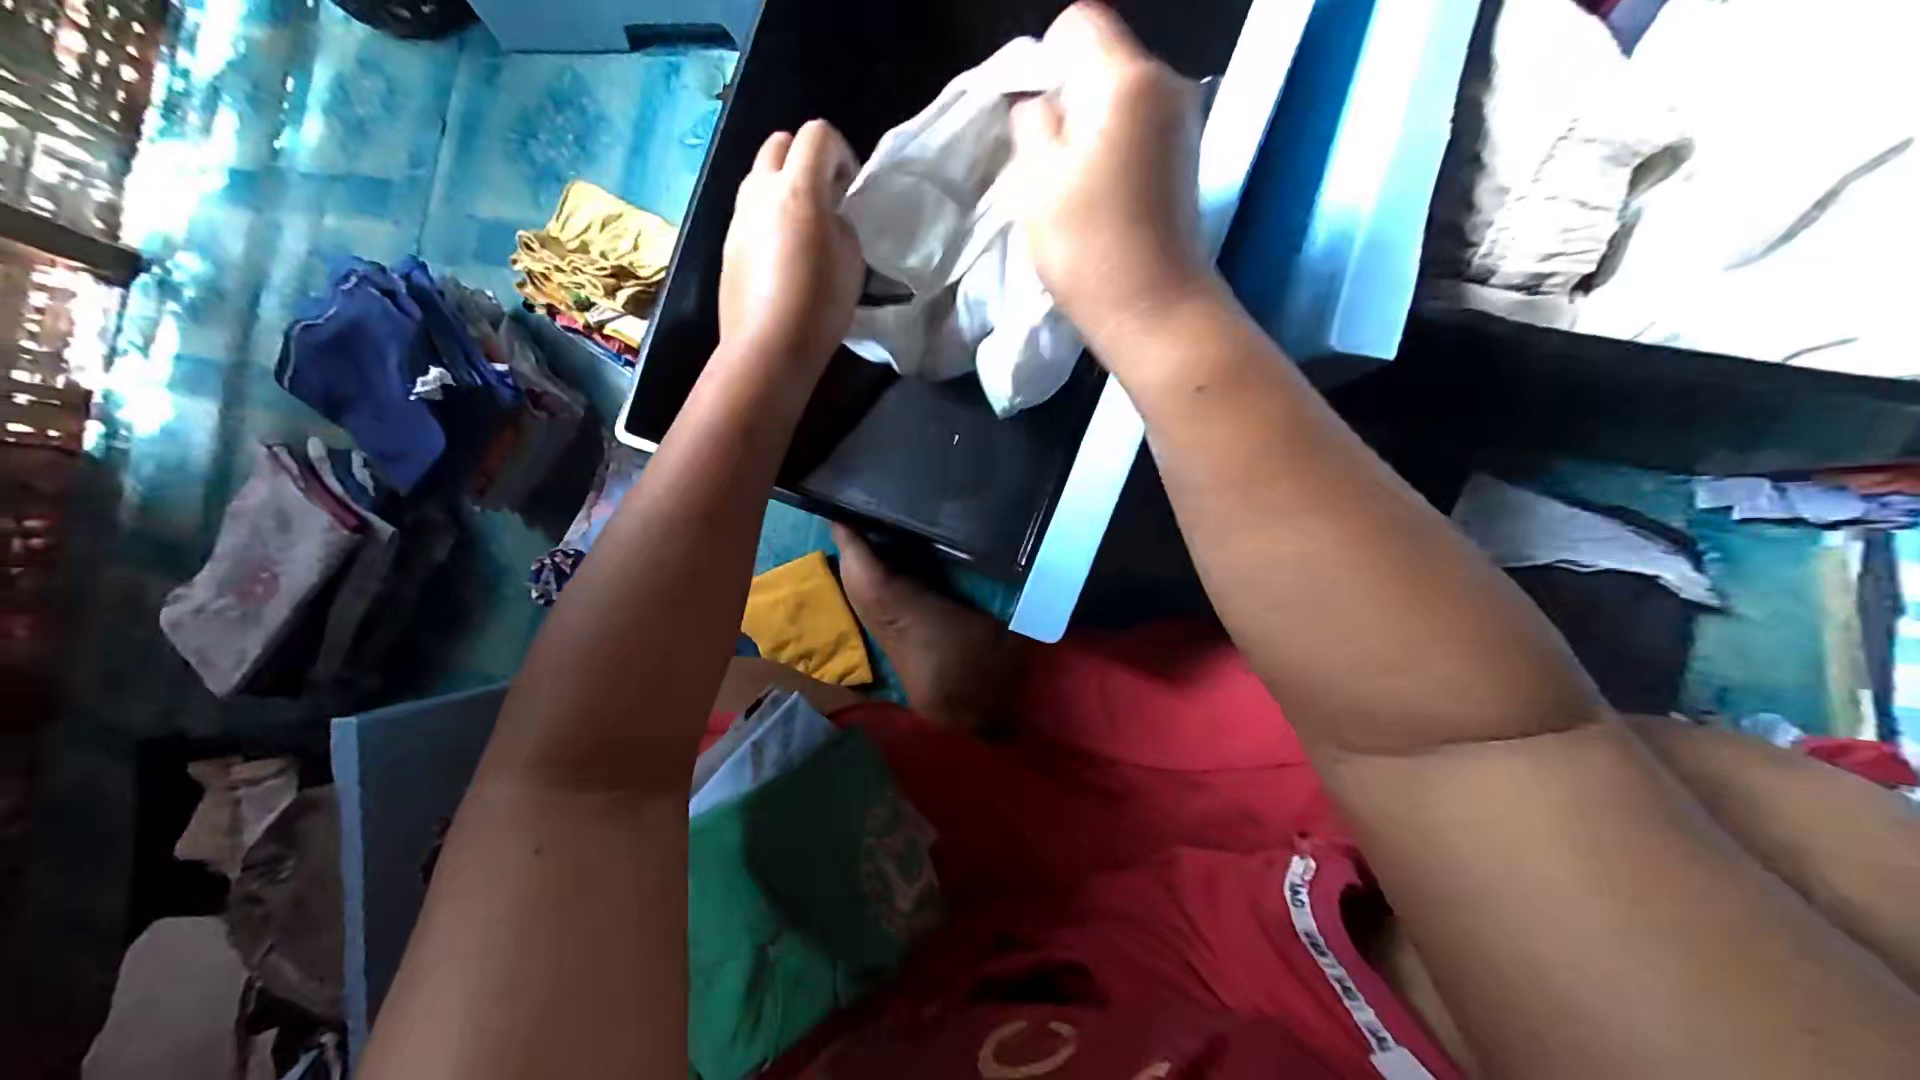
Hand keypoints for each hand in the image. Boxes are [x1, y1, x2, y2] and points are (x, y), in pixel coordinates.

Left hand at [719, 120, 864, 373]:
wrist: (767, 347)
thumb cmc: (819, 305)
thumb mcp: (852, 259)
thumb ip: (842, 222)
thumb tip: (829, 216)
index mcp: (798, 188)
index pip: (817, 134)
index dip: (842, 153)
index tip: (851, 189)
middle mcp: (761, 190)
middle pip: (781, 142)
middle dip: (807, 159)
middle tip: (827, 198)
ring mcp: (739, 215)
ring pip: (760, 175)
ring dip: (785, 185)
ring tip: (804, 227)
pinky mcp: (728, 241)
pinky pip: (751, 210)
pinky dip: (770, 214)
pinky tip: (784, 255)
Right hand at [1009, 3, 1214, 355]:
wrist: (1154, 311)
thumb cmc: (1088, 247)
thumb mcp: (1036, 182)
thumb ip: (1032, 127)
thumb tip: (1041, 107)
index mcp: (1128, 79)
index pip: (1080, 25)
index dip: (1046, 60)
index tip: (1034, 121)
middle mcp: (1167, 86)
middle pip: (1101, 64)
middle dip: (1067, 102)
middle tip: (1046, 166)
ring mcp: (1183, 125)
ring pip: (1116, 103)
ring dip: (1085, 134)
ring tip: (1071, 192)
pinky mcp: (1184, 162)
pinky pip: (1135, 133)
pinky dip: (1109, 154)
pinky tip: (1098, 201)